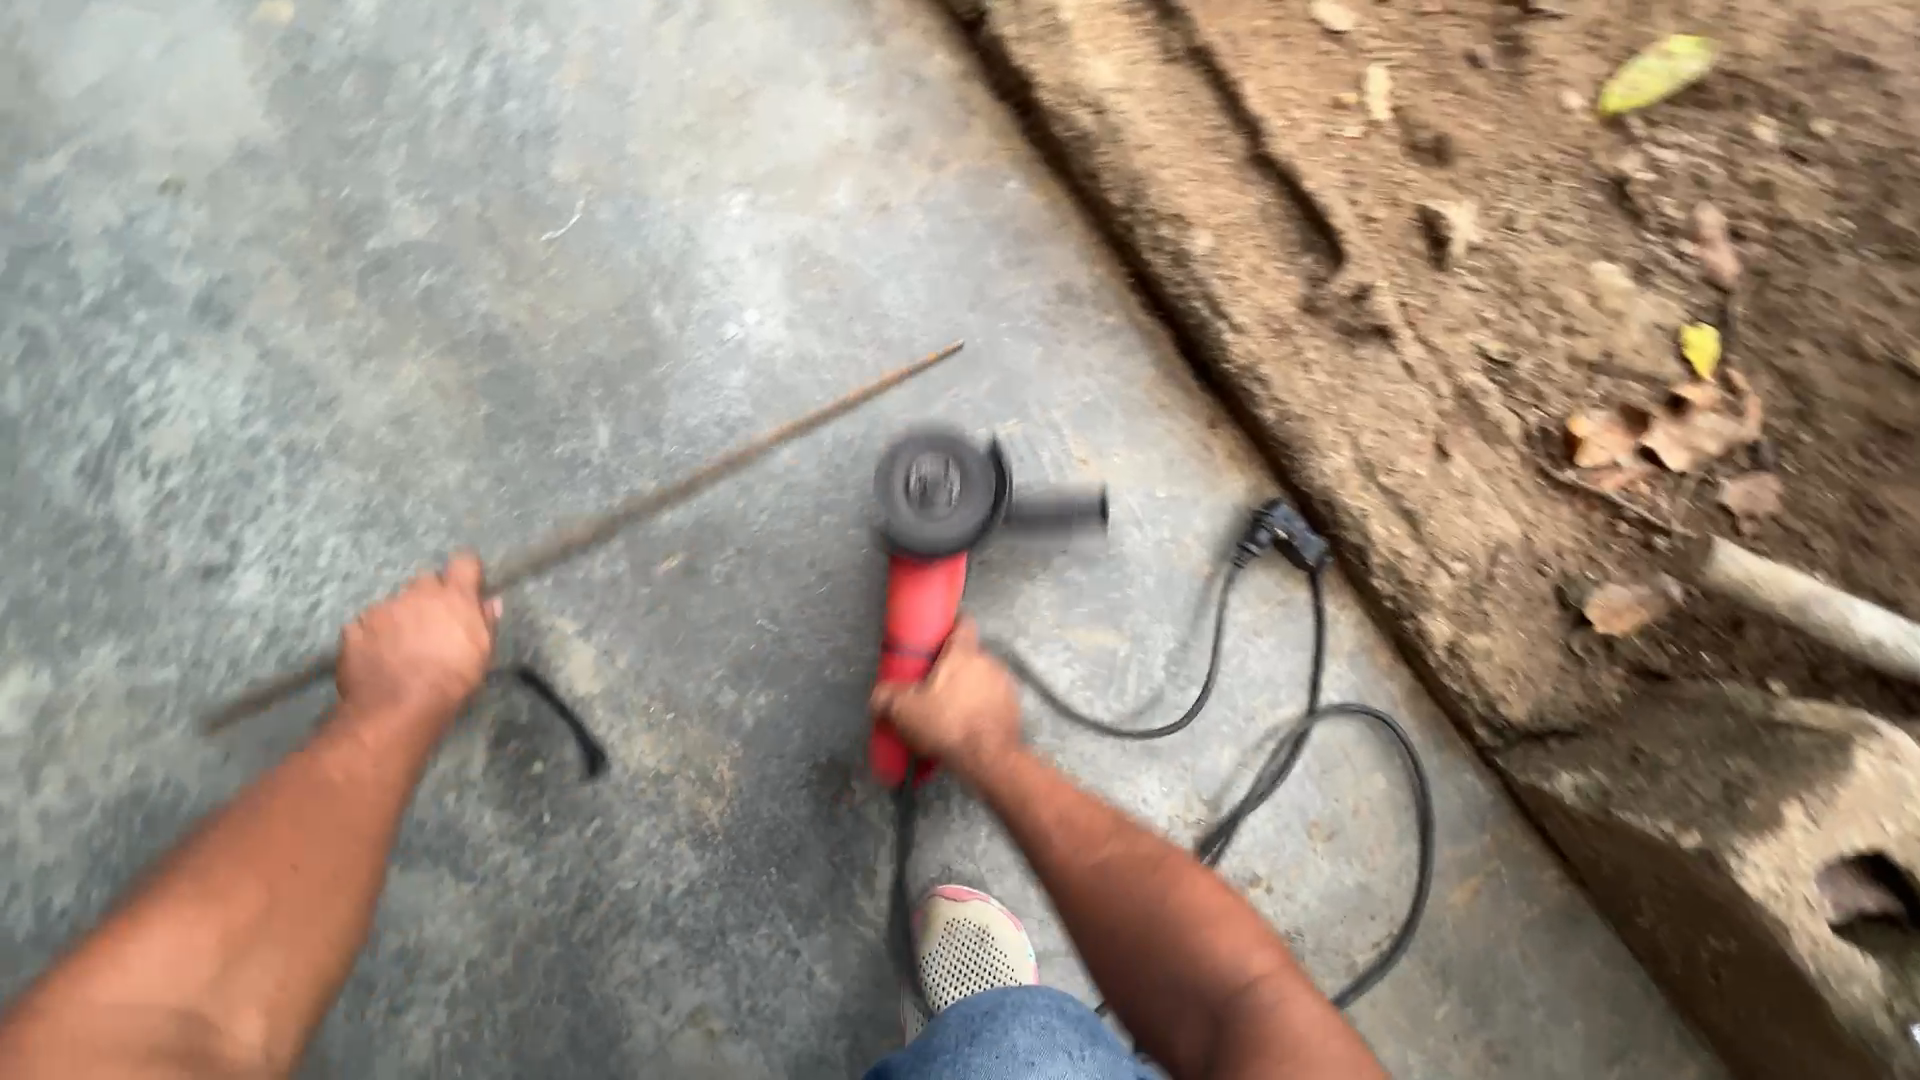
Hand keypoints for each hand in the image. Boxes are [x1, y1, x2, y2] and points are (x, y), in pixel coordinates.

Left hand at [336, 553, 500, 723]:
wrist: (399, 704)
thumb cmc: (454, 677)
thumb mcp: (483, 651)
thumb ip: (486, 620)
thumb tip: (491, 601)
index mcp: (453, 596)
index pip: (464, 562)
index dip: (466, 570)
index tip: (468, 584)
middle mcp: (416, 594)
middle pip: (426, 580)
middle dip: (431, 595)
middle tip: (435, 621)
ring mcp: (381, 609)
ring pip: (395, 602)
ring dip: (402, 615)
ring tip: (404, 644)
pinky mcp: (354, 627)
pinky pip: (367, 623)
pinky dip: (374, 633)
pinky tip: (380, 654)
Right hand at [870, 617, 1022, 778]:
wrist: (989, 759)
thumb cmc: (948, 724)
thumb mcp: (905, 711)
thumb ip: (887, 697)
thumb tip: (878, 696)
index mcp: (964, 653)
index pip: (964, 622)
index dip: (952, 626)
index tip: (940, 636)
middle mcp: (989, 661)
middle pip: (970, 654)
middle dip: (954, 668)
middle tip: (936, 687)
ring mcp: (1006, 684)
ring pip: (983, 678)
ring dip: (970, 688)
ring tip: (952, 711)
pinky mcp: (1015, 707)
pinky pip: (994, 699)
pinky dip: (983, 707)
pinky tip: (969, 726)